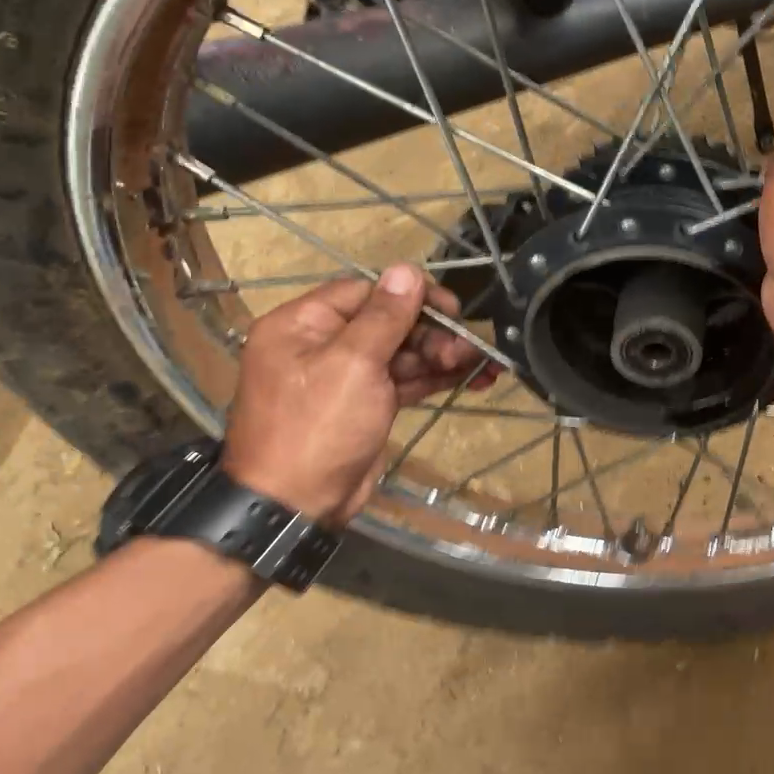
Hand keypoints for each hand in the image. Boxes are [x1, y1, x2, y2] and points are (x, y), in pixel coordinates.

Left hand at [221, 265, 499, 525]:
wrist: (294, 505)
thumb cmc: (316, 428)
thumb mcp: (352, 365)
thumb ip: (384, 317)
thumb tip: (407, 269)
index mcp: (303, 325)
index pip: (366, 292)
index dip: (412, 297)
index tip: (452, 311)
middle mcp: (322, 345)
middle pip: (390, 322)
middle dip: (433, 333)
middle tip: (465, 351)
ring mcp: (346, 377)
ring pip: (405, 351)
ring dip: (443, 356)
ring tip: (480, 367)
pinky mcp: (367, 404)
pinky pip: (407, 379)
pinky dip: (438, 378)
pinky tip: (476, 379)